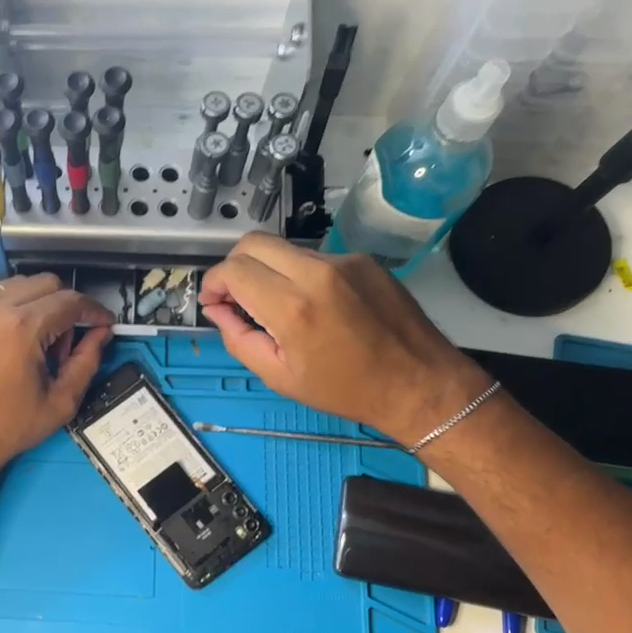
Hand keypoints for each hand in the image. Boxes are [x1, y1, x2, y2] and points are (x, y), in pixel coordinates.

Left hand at [0, 274, 112, 482]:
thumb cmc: (6, 427)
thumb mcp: (59, 402)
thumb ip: (86, 362)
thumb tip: (101, 335)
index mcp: (24, 327)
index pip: (71, 301)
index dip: (94, 310)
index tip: (104, 324)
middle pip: (47, 283)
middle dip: (67, 306)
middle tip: (66, 343)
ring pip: (19, 286)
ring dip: (39, 304)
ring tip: (38, 343)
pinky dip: (12, 309)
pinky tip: (12, 342)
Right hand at [199, 233, 491, 440]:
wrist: (418, 383)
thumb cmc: (345, 390)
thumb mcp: (279, 376)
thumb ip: (239, 338)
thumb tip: (218, 311)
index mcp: (292, 308)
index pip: (234, 270)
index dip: (213, 283)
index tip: (214, 302)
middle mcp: (316, 273)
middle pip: (253, 243)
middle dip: (234, 266)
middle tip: (236, 296)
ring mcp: (343, 261)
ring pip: (285, 248)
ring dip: (268, 269)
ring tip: (276, 305)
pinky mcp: (362, 260)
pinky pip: (315, 257)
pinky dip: (300, 274)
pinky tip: (313, 305)